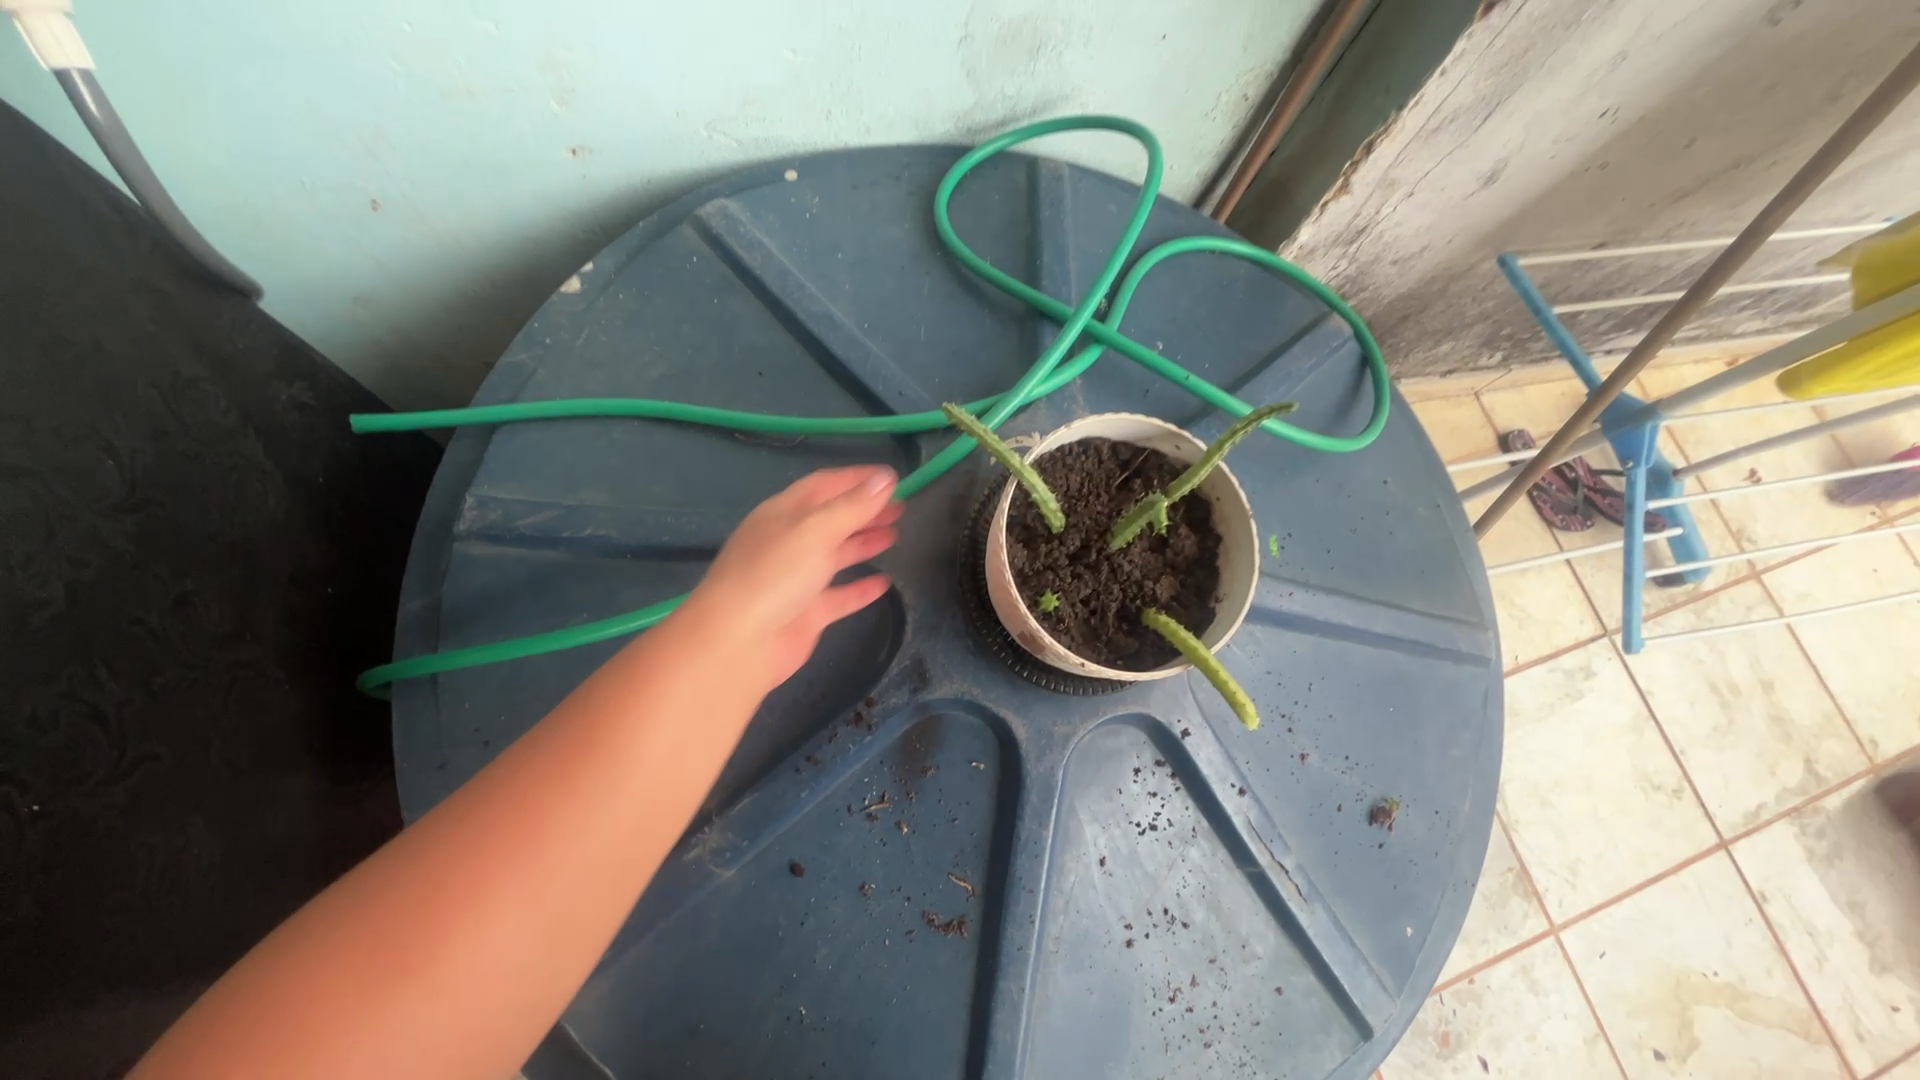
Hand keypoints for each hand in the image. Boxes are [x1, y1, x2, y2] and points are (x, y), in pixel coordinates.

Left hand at [681, 466, 901, 690]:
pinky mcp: (806, 612)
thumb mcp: (815, 530)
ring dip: (864, 542)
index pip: (825, 485)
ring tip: (895, 535)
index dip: (858, 478)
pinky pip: (839, 595)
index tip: (894, 477)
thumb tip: (886, 478)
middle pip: (832, 518)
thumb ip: (853, 506)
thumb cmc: (774, 575)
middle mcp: (790, 541)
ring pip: (835, 554)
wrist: (739, 643)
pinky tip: (885, 583)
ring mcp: (797, 578)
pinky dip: (861, 587)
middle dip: (865, 510)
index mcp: (784, 513)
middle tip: (901, 507)